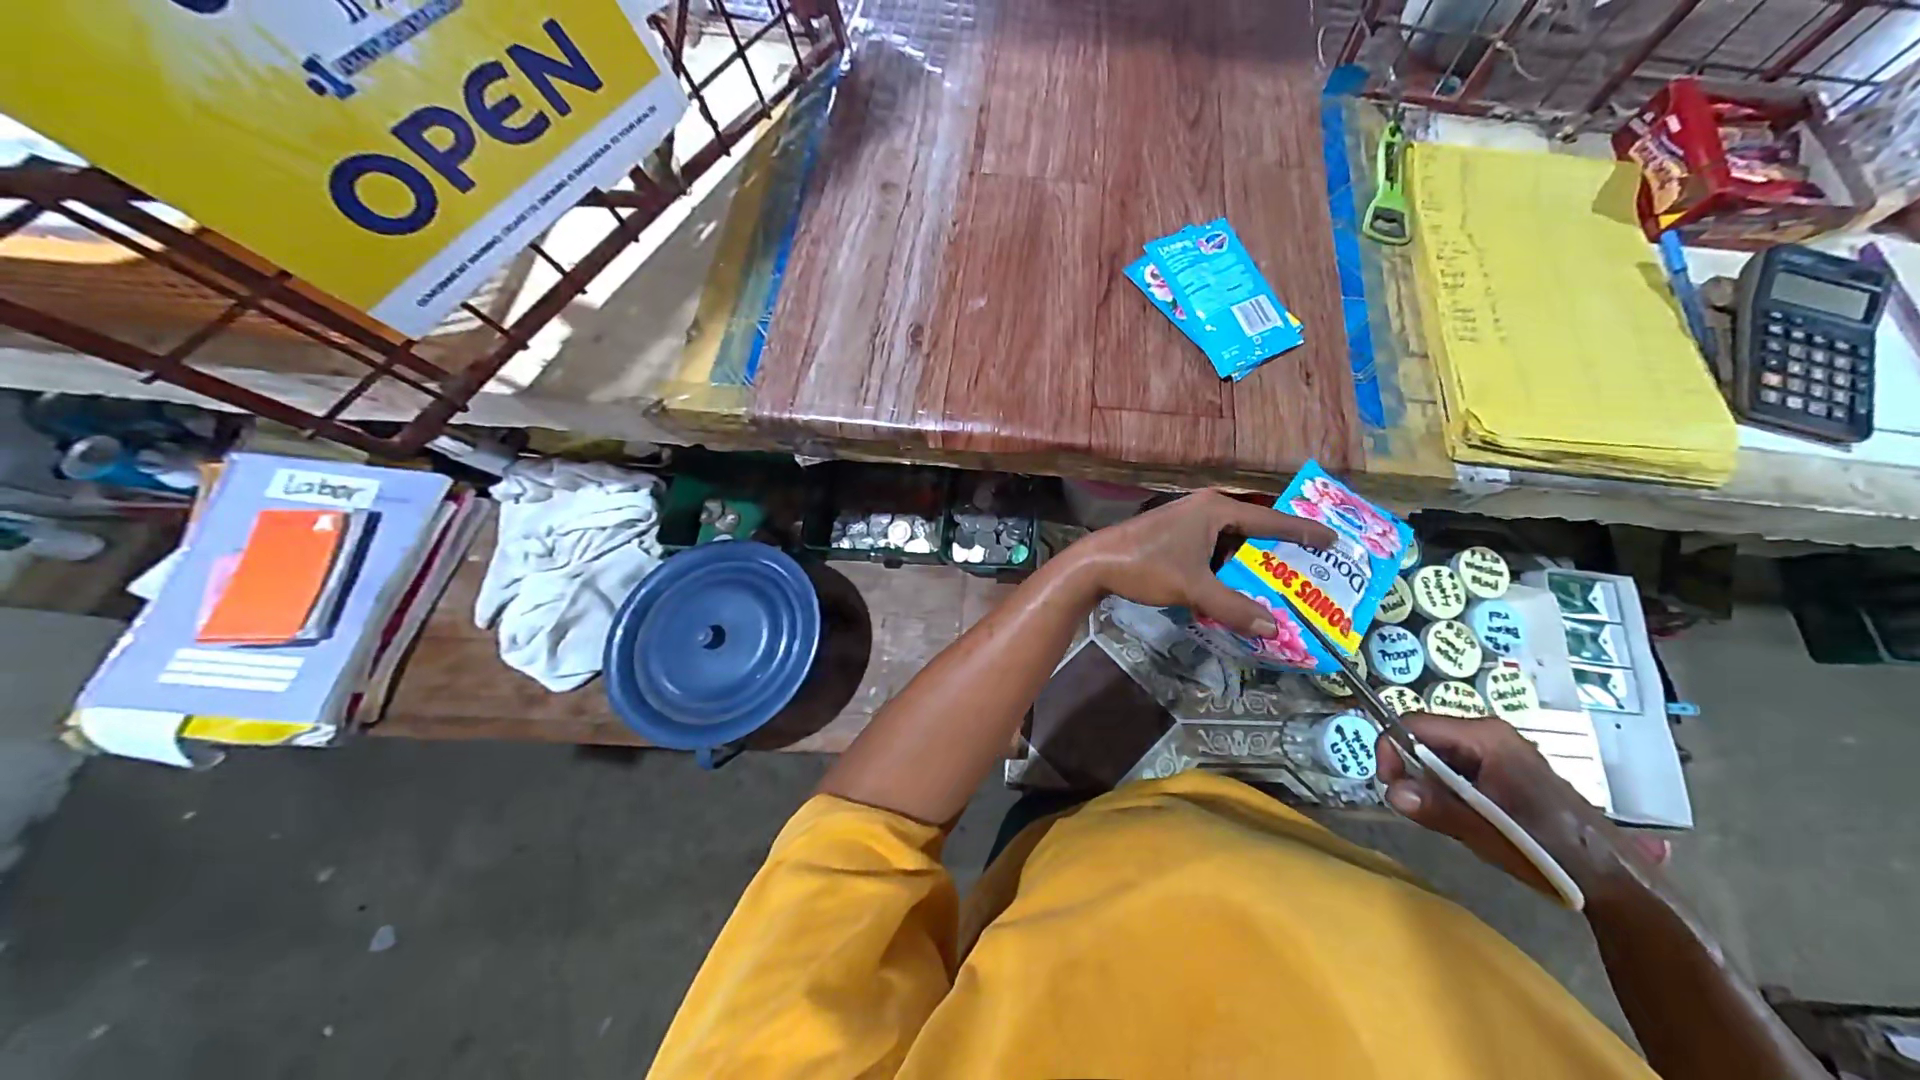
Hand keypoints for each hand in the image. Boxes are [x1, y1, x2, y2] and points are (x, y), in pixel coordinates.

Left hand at [1066, 489, 1334, 636]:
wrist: (1094, 563)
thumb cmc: (1146, 566)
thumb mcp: (1193, 588)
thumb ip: (1234, 607)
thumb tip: (1273, 628)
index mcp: (1215, 510)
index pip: (1270, 519)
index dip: (1302, 532)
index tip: (1332, 539)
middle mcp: (1204, 508)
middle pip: (1251, 529)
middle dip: (1276, 549)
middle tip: (1307, 566)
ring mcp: (1186, 520)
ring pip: (1229, 541)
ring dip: (1248, 561)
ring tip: (1277, 580)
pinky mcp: (1173, 534)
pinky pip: (1212, 547)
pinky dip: (1225, 564)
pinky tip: (1235, 584)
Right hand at [1377, 713, 1640, 898]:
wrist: (1613, 877)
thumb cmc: (1552, 851)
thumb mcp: (1487, 834)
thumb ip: (1438, 809)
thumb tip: (1391, 791)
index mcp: (1486, 737)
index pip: (1413, 724)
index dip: (1390, 750)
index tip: (1389, 787)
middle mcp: (1490, 733)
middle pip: (1423, 738)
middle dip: (1411, 771)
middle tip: (1420, 809)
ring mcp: (1498, 749)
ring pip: (1437, 754)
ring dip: (1430, 784)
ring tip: (1450, 818)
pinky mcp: (1502, 766)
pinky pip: (1455, 766)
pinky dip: (1447, 789)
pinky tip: (1466, 816)